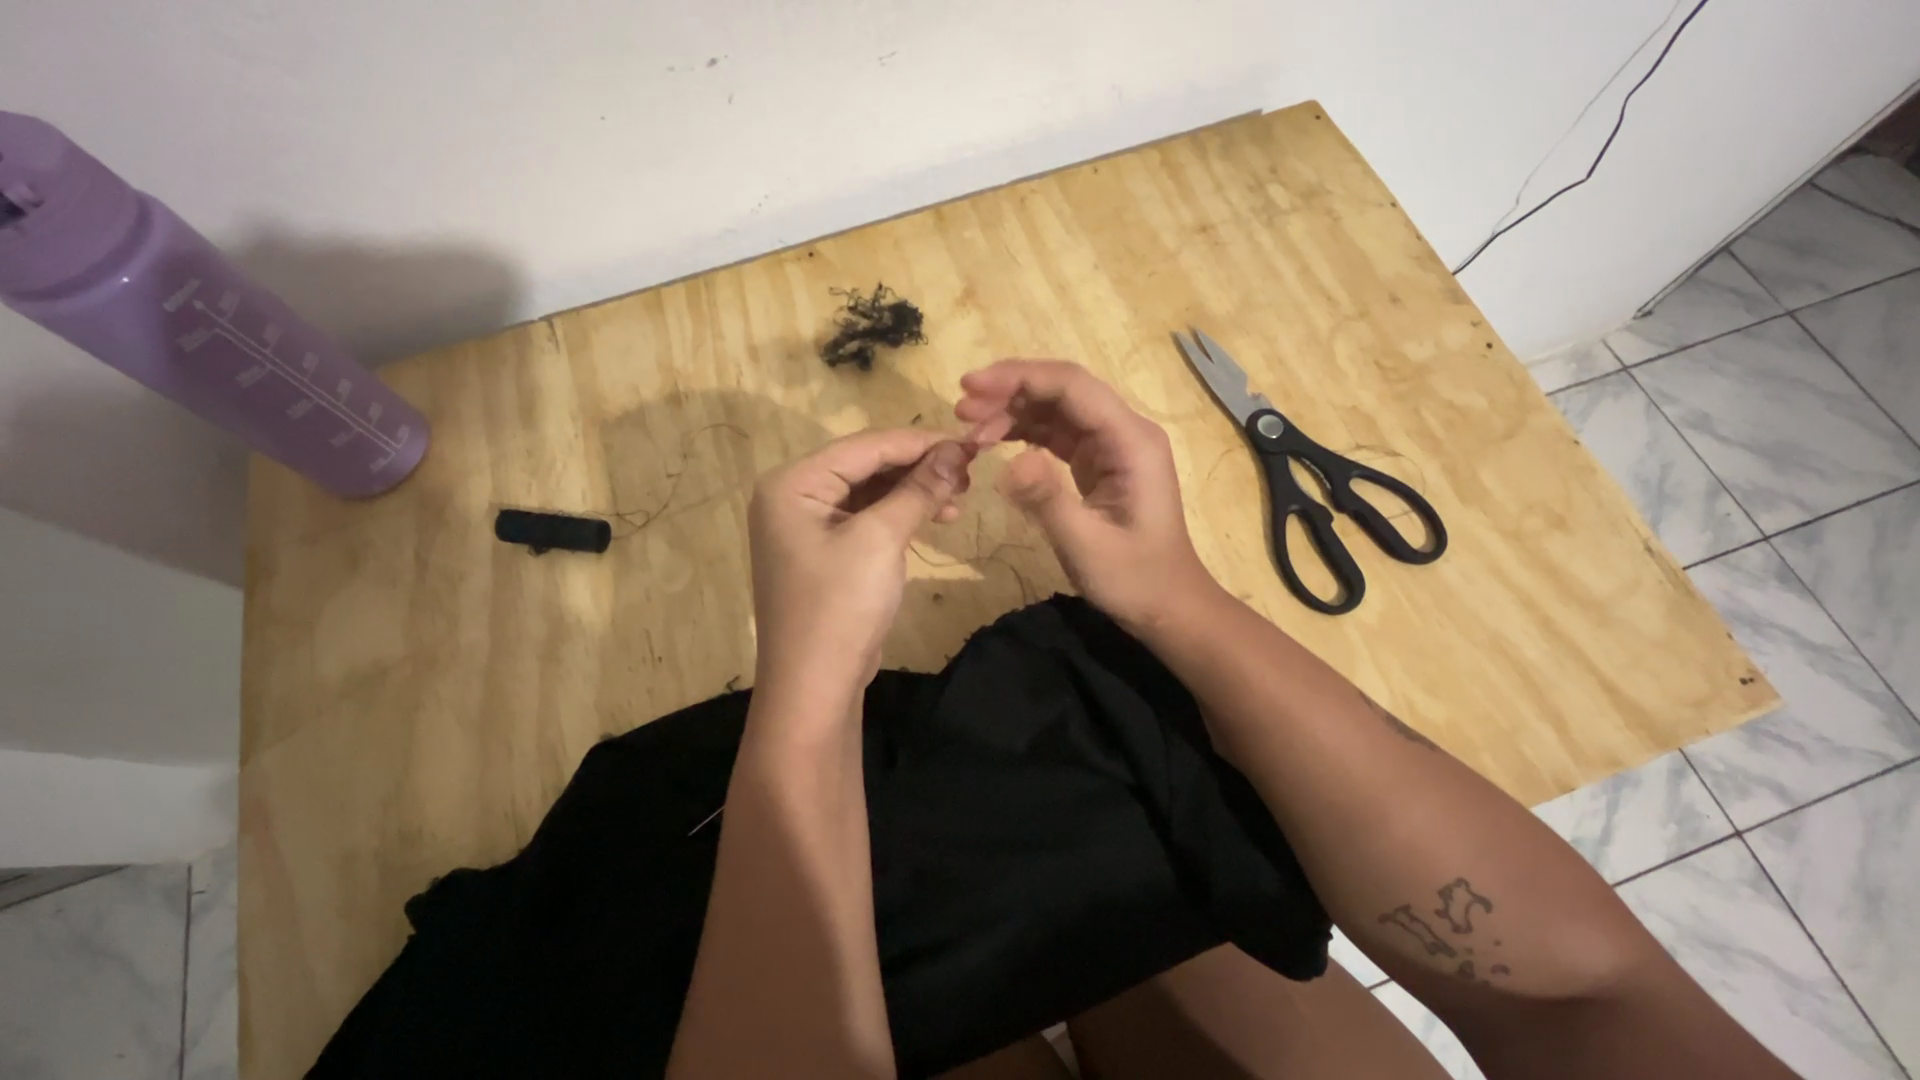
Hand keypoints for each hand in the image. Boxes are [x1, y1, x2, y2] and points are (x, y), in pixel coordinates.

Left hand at [748, 429, 975, 692]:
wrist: (814, 686)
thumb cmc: (840, 605)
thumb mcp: (881, 539)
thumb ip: (918, 489)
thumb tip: (957, 450)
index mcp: (792, 483)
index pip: (865, 446)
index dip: (920, 442)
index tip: (971, 444)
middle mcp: (793, 497)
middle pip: (866, 465)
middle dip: (919, 467)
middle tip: (970, 474)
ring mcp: (807, 527)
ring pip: (869, 492)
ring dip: (914, 492)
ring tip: (959, 500)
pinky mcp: (825, 553)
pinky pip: (866, 519)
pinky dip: (900, 515)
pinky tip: (935, 517)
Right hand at [956, 360, 1216, 630]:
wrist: (1167, 605)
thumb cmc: (1134, 579)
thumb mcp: (1086, 546)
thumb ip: (1048, 500)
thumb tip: (1009, 462)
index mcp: (1130, 440)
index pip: (1071, 387)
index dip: (1018, 378)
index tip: (970, 387)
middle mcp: (1124, 431)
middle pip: (1062, 390)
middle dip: (1009, 392)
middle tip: (961, 410)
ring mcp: (1112, 445)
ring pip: (1056, 409)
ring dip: (1012, 411)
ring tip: (969, 427)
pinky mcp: (1099, 462)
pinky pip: (1057, 433)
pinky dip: (1023, 432)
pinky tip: (993, 442)